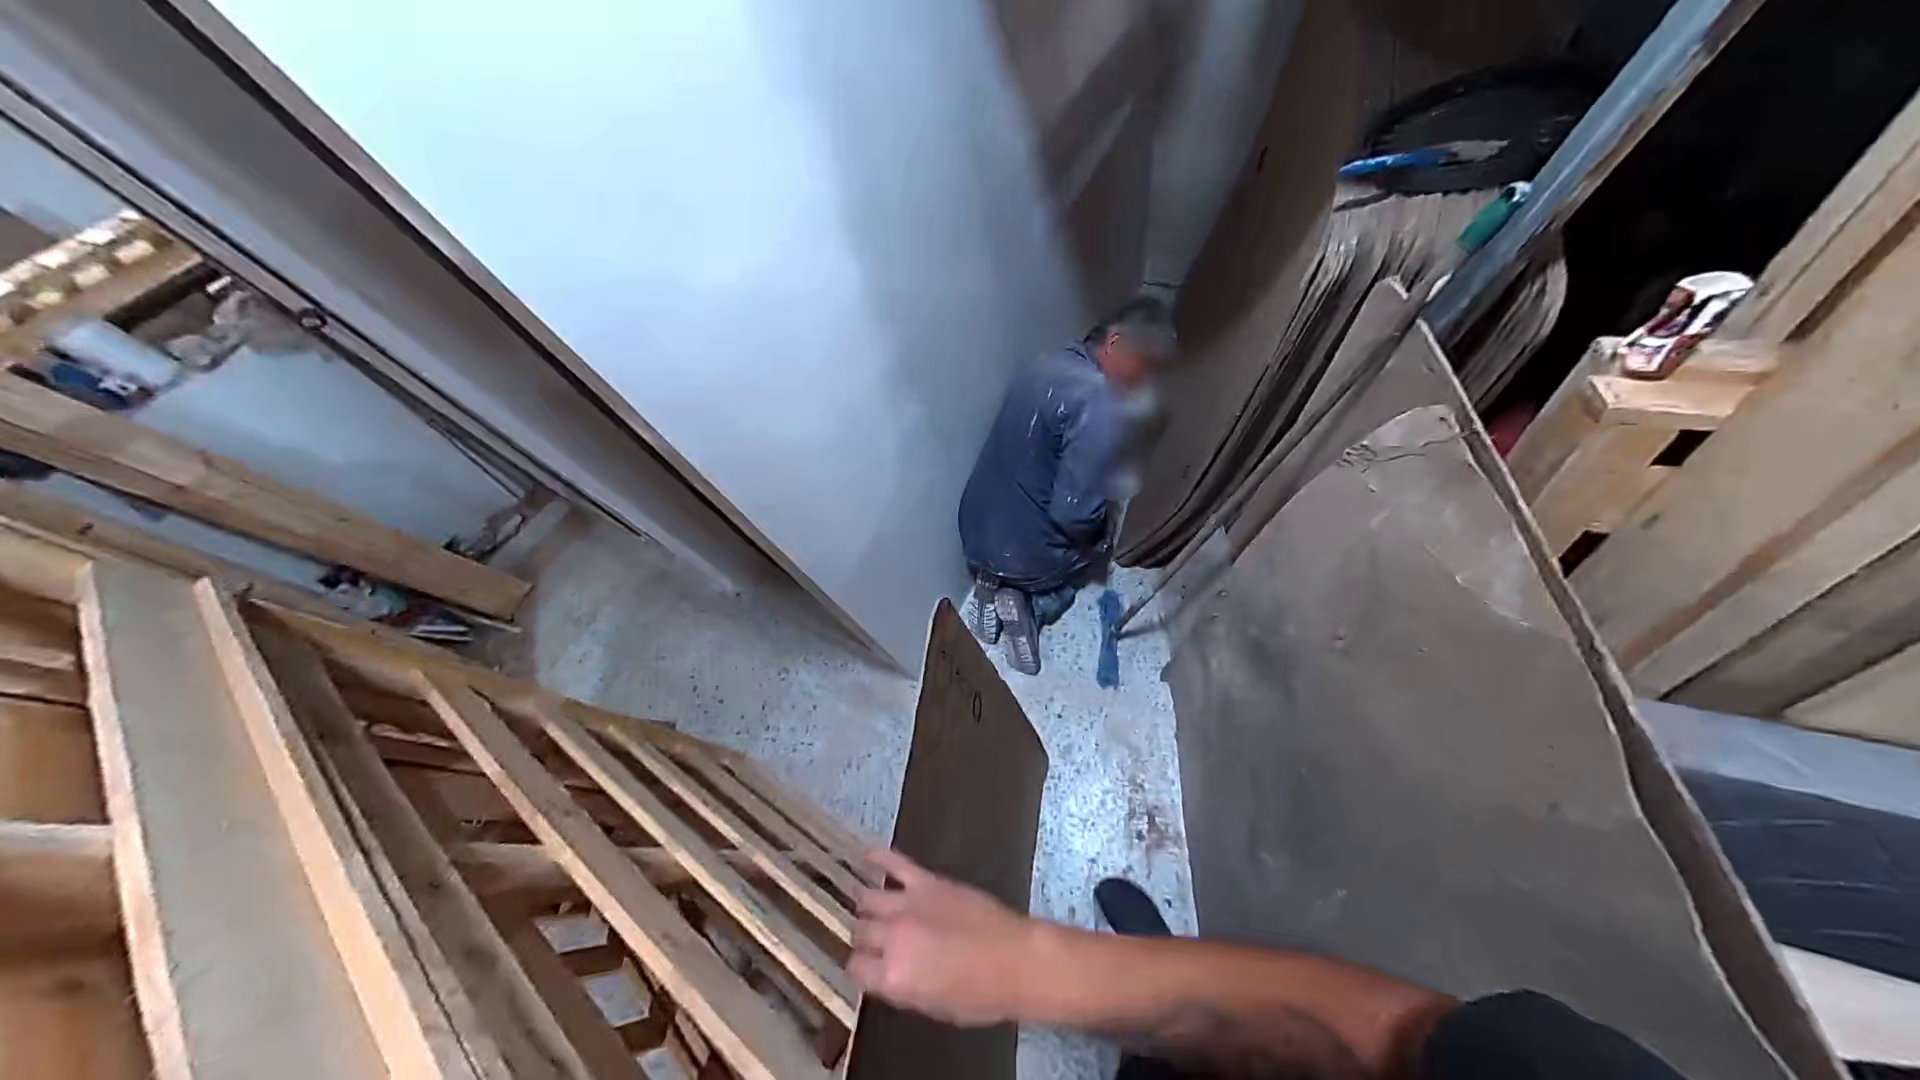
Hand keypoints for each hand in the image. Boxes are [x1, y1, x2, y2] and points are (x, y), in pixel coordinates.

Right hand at [849, 849, 1041, 1025]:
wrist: (1015, 960)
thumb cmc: (980, 995)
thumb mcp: (932, 1005)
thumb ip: (900, 986)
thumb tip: (886, 973)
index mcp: (893, 975)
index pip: (855, 968)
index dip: (859, 968)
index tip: (864, 966)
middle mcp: (893, 937)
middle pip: (861, 931)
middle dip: (864, 938)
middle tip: (873, 941)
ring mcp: (909, 904)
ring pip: (869, 899)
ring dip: (867, 907)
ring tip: (867, 908)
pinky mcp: (927, 882)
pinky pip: (897, 864)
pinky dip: (881, 857)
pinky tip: (870, 854)